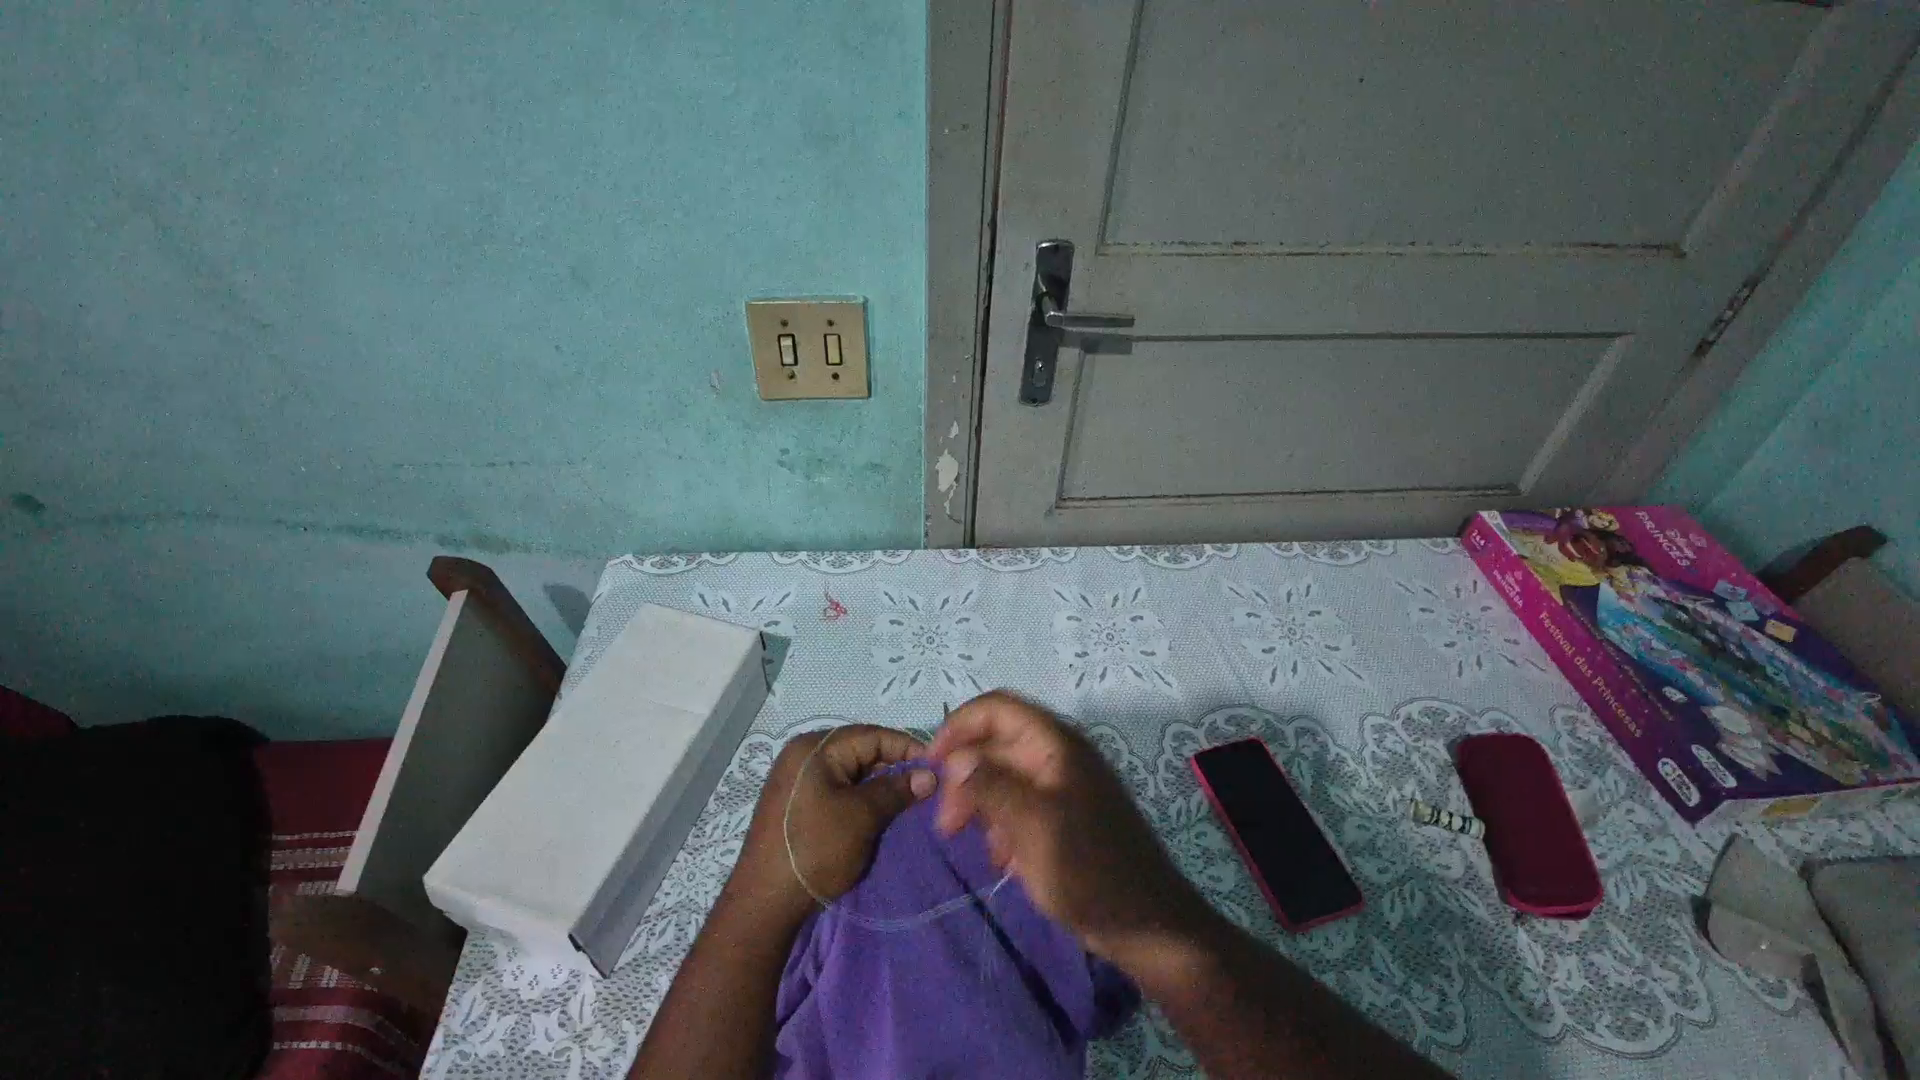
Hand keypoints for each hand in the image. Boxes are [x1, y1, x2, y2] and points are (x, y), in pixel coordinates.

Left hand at [734, 725, 936, 918]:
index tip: (938, 767)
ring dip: (880, 784)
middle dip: (895, 766)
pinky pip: (838, 788)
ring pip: (851, 771)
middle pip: (860, 750)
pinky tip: (882, 812)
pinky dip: (861, 797)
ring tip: (910, 800)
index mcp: (814, 748)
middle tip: (927, 785)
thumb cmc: (815, 850)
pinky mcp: (797, 804)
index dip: (908, 748)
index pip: (872, 735)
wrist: (764, 903)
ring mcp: (797, 780)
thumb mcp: (862, 816)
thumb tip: (930, 776)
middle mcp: (802, 755)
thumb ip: (897, 790)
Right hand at [929, 691, 1209, 958]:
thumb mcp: (1032, 825)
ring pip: (1003, 778)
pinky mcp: (1063, 818)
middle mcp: (1058, 756)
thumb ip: (991, 785)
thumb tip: (955, 758)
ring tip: (973, 846)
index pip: (997, 708)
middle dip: (965, 778)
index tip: (931, 765)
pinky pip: (1019, 807)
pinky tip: (1002, 861)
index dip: (959, 727)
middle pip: (995, 745)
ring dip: (981, 806)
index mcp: (1056, 744)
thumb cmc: (1088, 869)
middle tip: (947, 826)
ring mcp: (1062, 787)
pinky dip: (1002, 827)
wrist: (1146, 924)